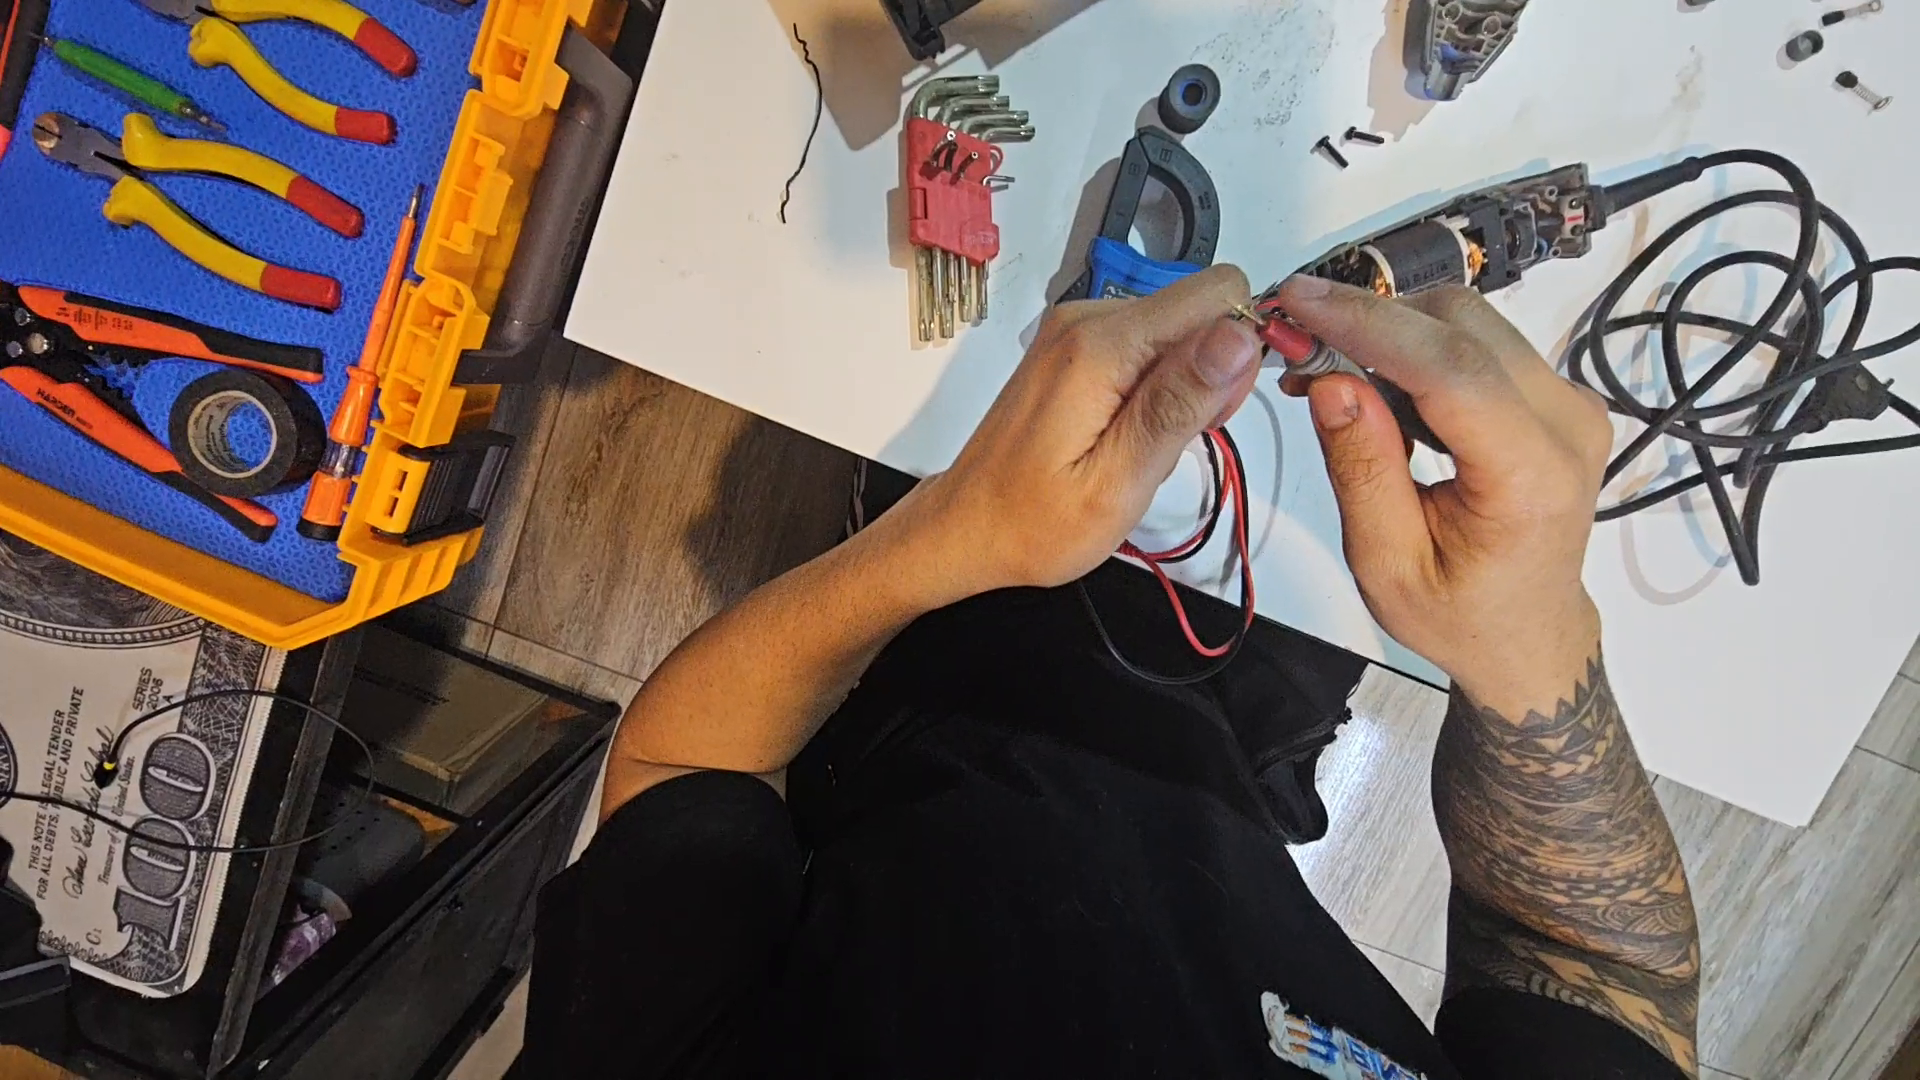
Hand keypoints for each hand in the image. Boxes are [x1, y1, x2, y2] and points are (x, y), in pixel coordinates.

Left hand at [892, 265, 1262, 604]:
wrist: (966, 527)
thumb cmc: (1032, 523)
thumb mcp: (1116, 482)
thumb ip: (1177, 405)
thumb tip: (1239, 334)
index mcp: (1100, 346)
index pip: (1218, 294)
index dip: (1238, 352)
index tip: (1211, 415)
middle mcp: (1085, 321)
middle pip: (1197, 313)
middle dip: (1206, 378)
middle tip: (1165, 445)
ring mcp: (1075, 333)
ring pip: (1174, 335)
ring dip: (1177, 392)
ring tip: (1136, 449)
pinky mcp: (1071, 351)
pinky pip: (1143, 350)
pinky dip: (1148, 392)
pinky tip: (1121, 436)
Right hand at [1274, 277, 1612, 712]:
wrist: (1525, 634)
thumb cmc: (1455, 614)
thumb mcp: (1383, 559)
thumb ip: (1360, 468)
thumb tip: (1330, 383)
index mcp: (1529, 474)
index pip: (1449, 368)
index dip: (1367, 325)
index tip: (1297, 301)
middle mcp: (1563, 422)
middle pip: (1461, 325)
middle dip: (1366, 318)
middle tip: (1290, 341)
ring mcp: (1562, 404)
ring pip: (1465, 324)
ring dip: (1381, 330)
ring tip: (1315, 369)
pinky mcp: (1544, 399)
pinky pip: (1469, 346)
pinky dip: (1404, 349)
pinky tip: (1359, 382)